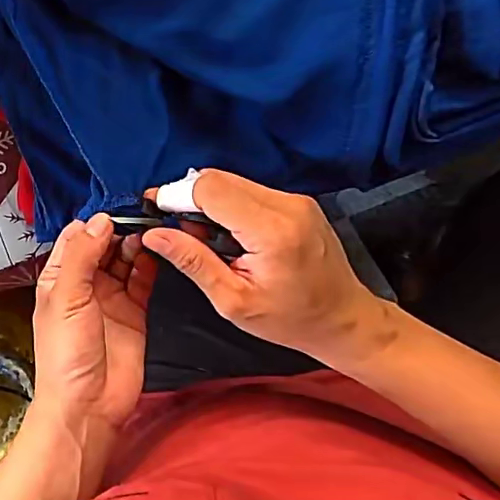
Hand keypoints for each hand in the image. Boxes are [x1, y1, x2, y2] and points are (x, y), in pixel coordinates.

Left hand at [32, 214, 151, 429]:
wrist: (88, 404)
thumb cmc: (64, 357)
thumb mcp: (65, 298)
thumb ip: (81, 257)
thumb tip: (99, 222)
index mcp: (58, 277)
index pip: (75, 237)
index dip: (94, 223)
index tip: (116, 211)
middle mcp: (83, 284)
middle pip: (103, 245)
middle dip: (119, 230)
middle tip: (140, 219)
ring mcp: (109, 297)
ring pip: (124, 259)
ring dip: (135, 244)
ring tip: (151, 233)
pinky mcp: (133, 312)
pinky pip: (142, 280)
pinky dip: (149, 265)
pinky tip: (157, 252)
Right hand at [142, 170, 390, 361]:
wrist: (344, 321)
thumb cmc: (291, 319)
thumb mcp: (231, 300)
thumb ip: (191, 261)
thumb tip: (154, 235)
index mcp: (272, 231)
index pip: (210, 188)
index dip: (175, 196)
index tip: (154, 210)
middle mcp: (287, 206)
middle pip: (217, 179)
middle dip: (186, 198)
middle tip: (174, 228)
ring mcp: (294, 201)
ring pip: (229, 181)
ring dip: (204, 201)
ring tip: (202, 237)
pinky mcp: (294, 202)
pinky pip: (245, 189)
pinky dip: (223, 204)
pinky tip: (223, 234)